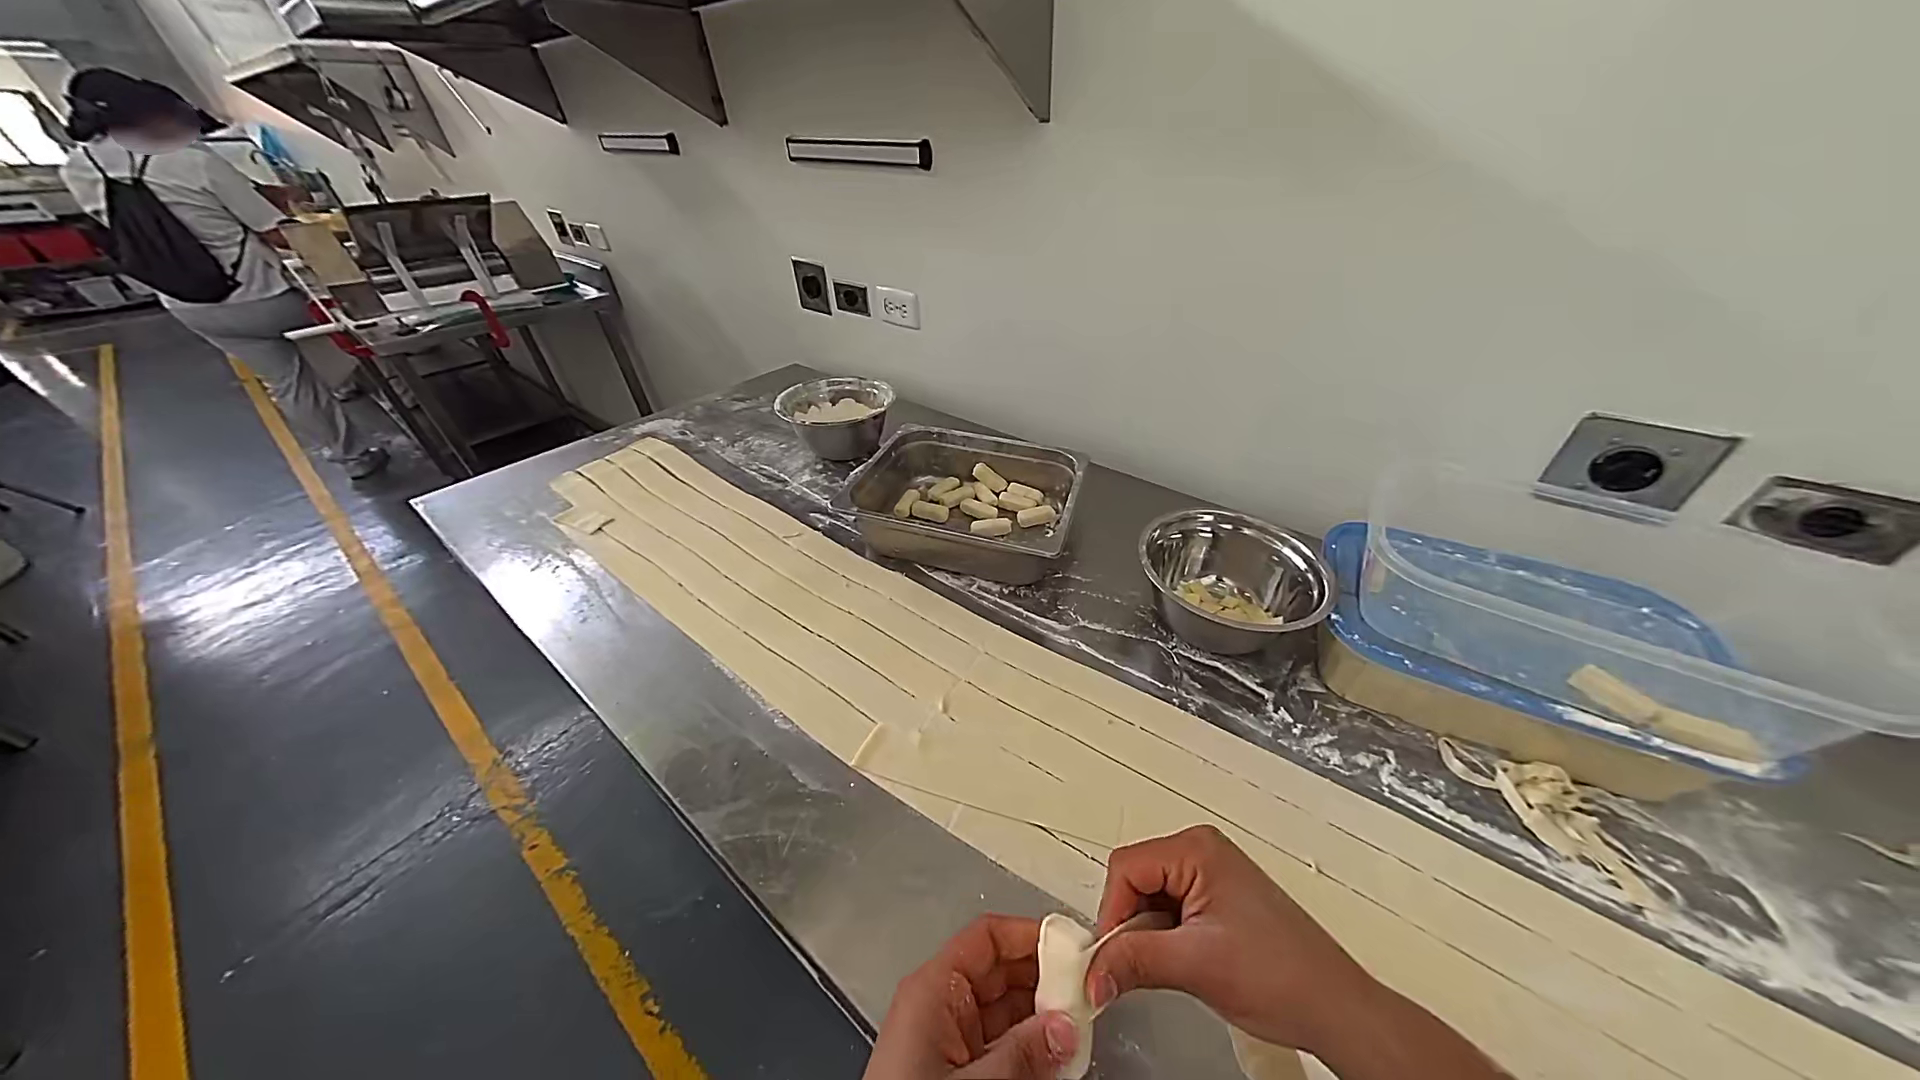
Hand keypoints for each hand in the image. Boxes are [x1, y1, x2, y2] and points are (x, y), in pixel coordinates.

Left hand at [863, 914, 1079, 1079]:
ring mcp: (947, 1035)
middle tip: (1084, 989)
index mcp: (933, 988)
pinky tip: (1054, 1054)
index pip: (986, 938)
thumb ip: (1021, 1054)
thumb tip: (1065, 1028)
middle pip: (999, 968)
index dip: (1029, 934)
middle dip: (1043, 977)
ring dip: (1040, 1013)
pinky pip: (999, 1039)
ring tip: (1077, 1024)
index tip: (1070, 944)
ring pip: (1004, 1006)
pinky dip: (1028, 1043)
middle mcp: (939, 1002)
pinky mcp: (954, 1065)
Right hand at [1083, 825, 1371, 1052]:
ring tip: (1170, 967)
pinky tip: (1181, 963)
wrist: (1337, 1011)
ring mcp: (1210, 876)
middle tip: (1132, 965)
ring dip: (1148, 935)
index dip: (1113, 913)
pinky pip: (1169, 910)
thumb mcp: (1195, 966)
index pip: (1126, 868)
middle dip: (1130, 925)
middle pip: (1134, 879)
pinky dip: (1164, 939)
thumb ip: (1133, 961)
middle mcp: (1202, 853)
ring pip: (1149, 898)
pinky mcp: (1216, 899)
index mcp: (1197, 849)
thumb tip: (1094, 970)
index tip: (1108, 955)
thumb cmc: (1288, 976)